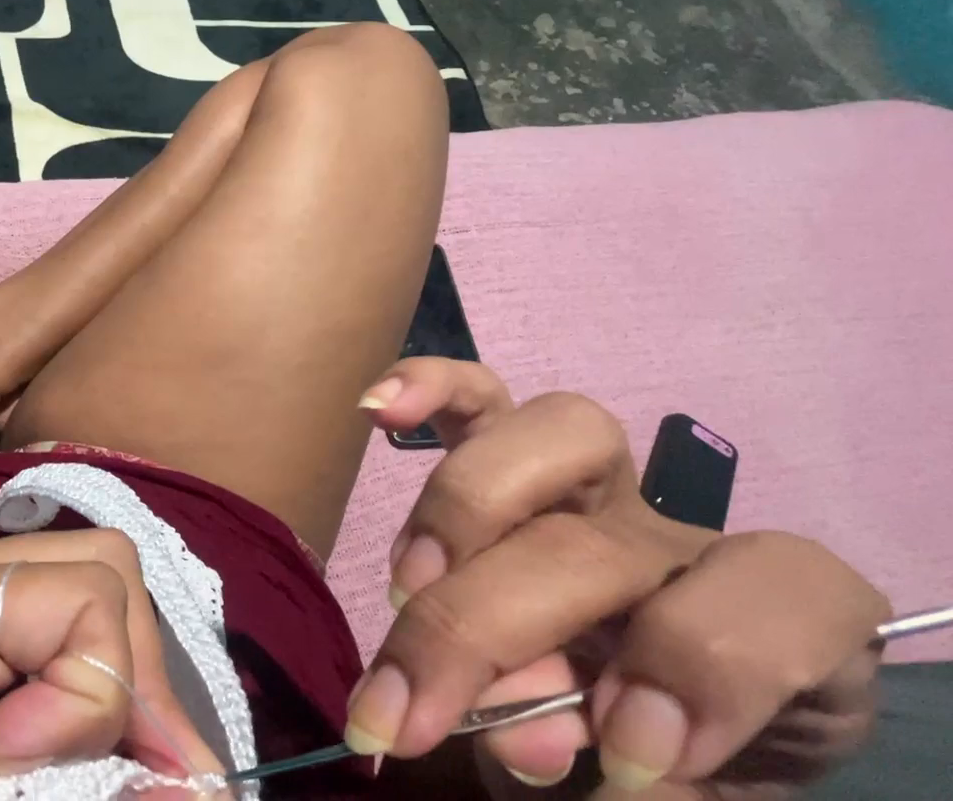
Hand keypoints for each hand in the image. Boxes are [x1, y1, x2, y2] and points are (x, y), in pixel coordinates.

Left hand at [0, 529, 223, 800]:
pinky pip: (57, 610)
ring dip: (113, 679)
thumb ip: (88, 793)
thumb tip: (210, 790)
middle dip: (129, 675)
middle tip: (119, 771)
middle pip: (102, 566)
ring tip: (88, 762)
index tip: (29, 767)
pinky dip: (84, 676)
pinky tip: (56, 739)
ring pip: (91, 583)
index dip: (96, 696)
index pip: (89, 594)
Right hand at [356, 358, 890, 799]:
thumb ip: (624, 779)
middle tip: (410, 713)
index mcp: (774, 635)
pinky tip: (376, 408)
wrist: (623, 738)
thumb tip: (525, 733)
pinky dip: (430, 390)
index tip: (621, 755)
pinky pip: (480, 398)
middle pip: (590, 545)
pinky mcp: (513, 460)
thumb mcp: (666, 797)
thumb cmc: (655, 768)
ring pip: (550, 436)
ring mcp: (593, 488)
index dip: (700, 664)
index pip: (773, 597)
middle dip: (481, 630)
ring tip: (403, 593)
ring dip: (456, 516)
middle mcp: (677, 542)